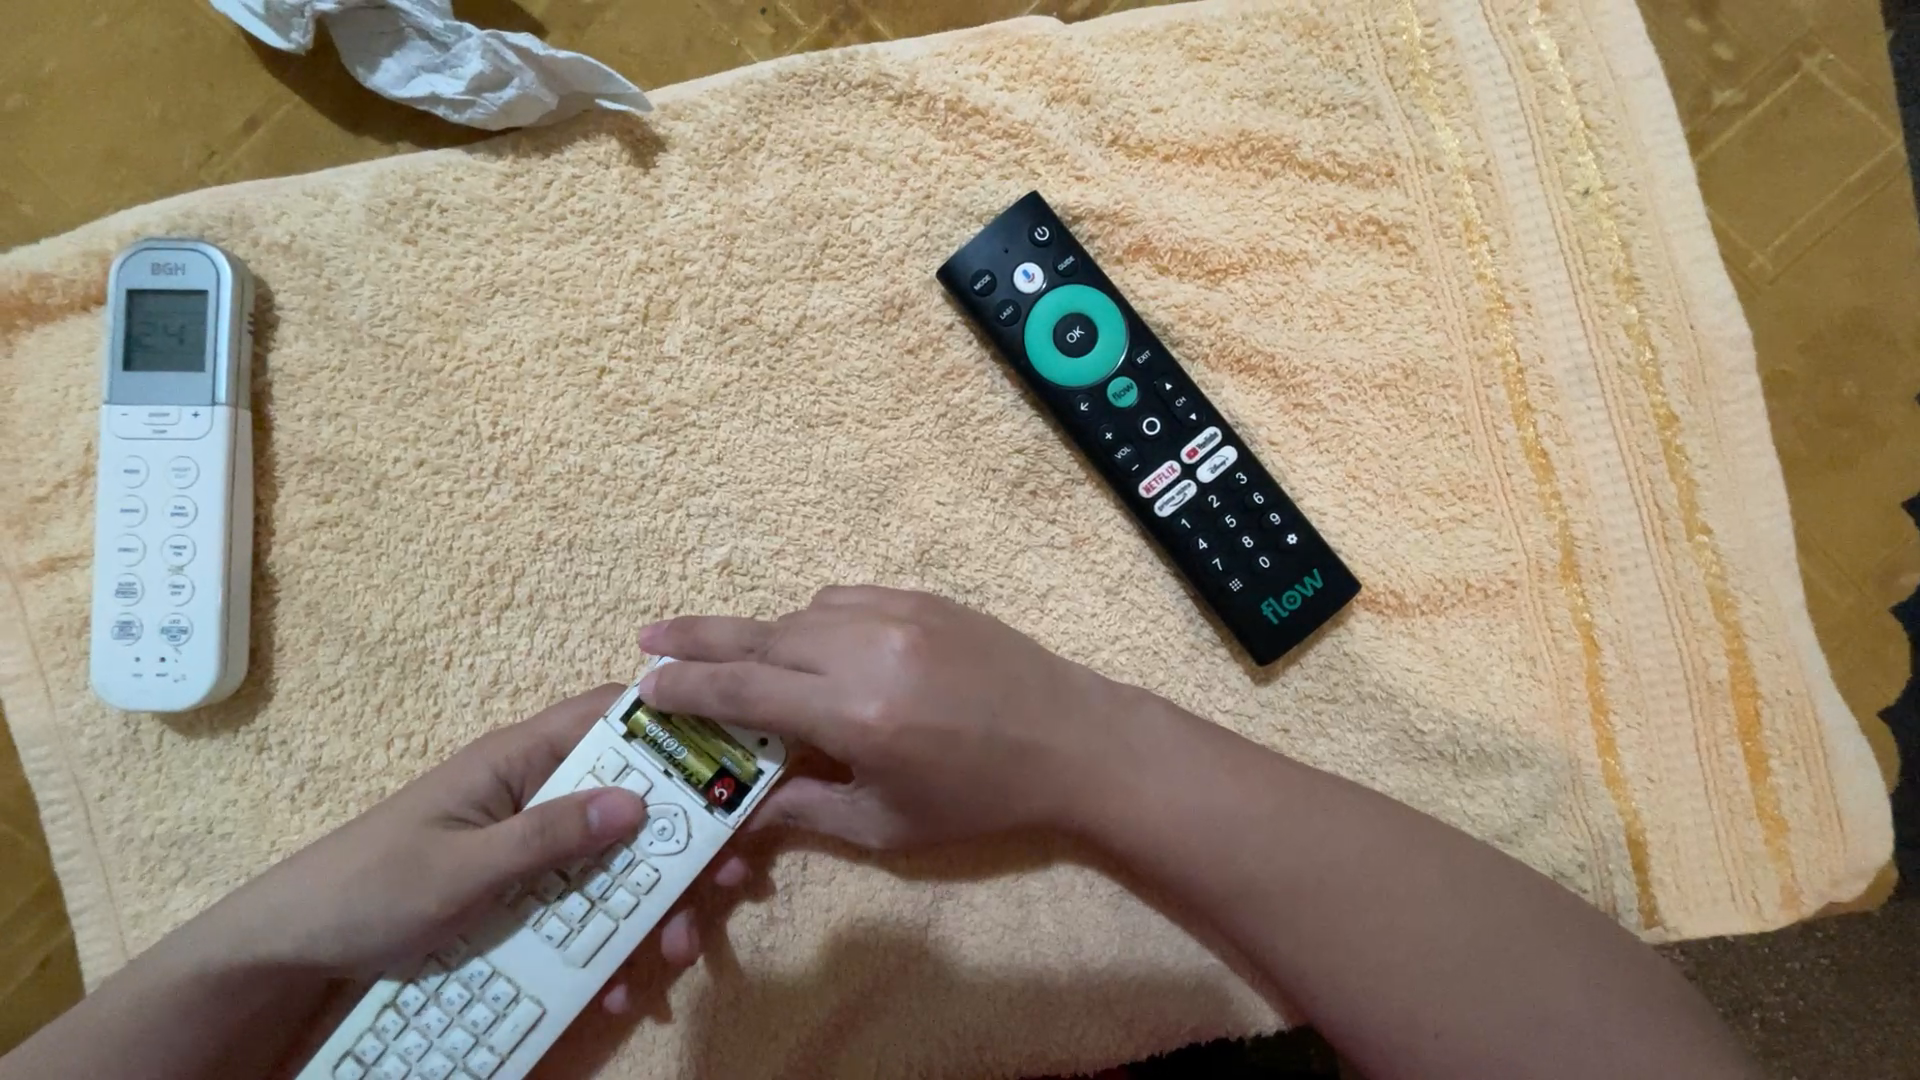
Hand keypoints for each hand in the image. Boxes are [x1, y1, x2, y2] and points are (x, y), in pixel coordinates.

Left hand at [209, 685, 749, 985]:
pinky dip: (613, 939)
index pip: (612, 717)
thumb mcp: (459, 869)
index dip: (674, 728)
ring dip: (658, 900)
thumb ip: (547, 836)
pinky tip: (619, 986)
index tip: (729, 763)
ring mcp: (540, 840)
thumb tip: (638, 803)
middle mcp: (543, 790)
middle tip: (732, 873)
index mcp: (524, 759)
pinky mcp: (532, 886)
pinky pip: (590, 899)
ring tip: (679, 948)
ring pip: (622, 854)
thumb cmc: (366, 892)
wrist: (285, 958)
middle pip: (635, 793)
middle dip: (685, 837)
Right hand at [636, 586, 1131, 849]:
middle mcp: (867, 650)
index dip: (688, 685)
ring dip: (767, 635)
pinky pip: (848, 598)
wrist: (1069, 738)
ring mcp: (898, 614)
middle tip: (651, 637)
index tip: (646, 682)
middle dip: (701, 639)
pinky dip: (818, 619)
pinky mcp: (924, 599)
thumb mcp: (889, 824)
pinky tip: (816, 642)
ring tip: (743, 658)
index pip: (746, 690)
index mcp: (855, 713)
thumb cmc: (980, 797)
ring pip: (804, 612)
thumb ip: (807, 807)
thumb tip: (744, 803)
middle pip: (762, 635)